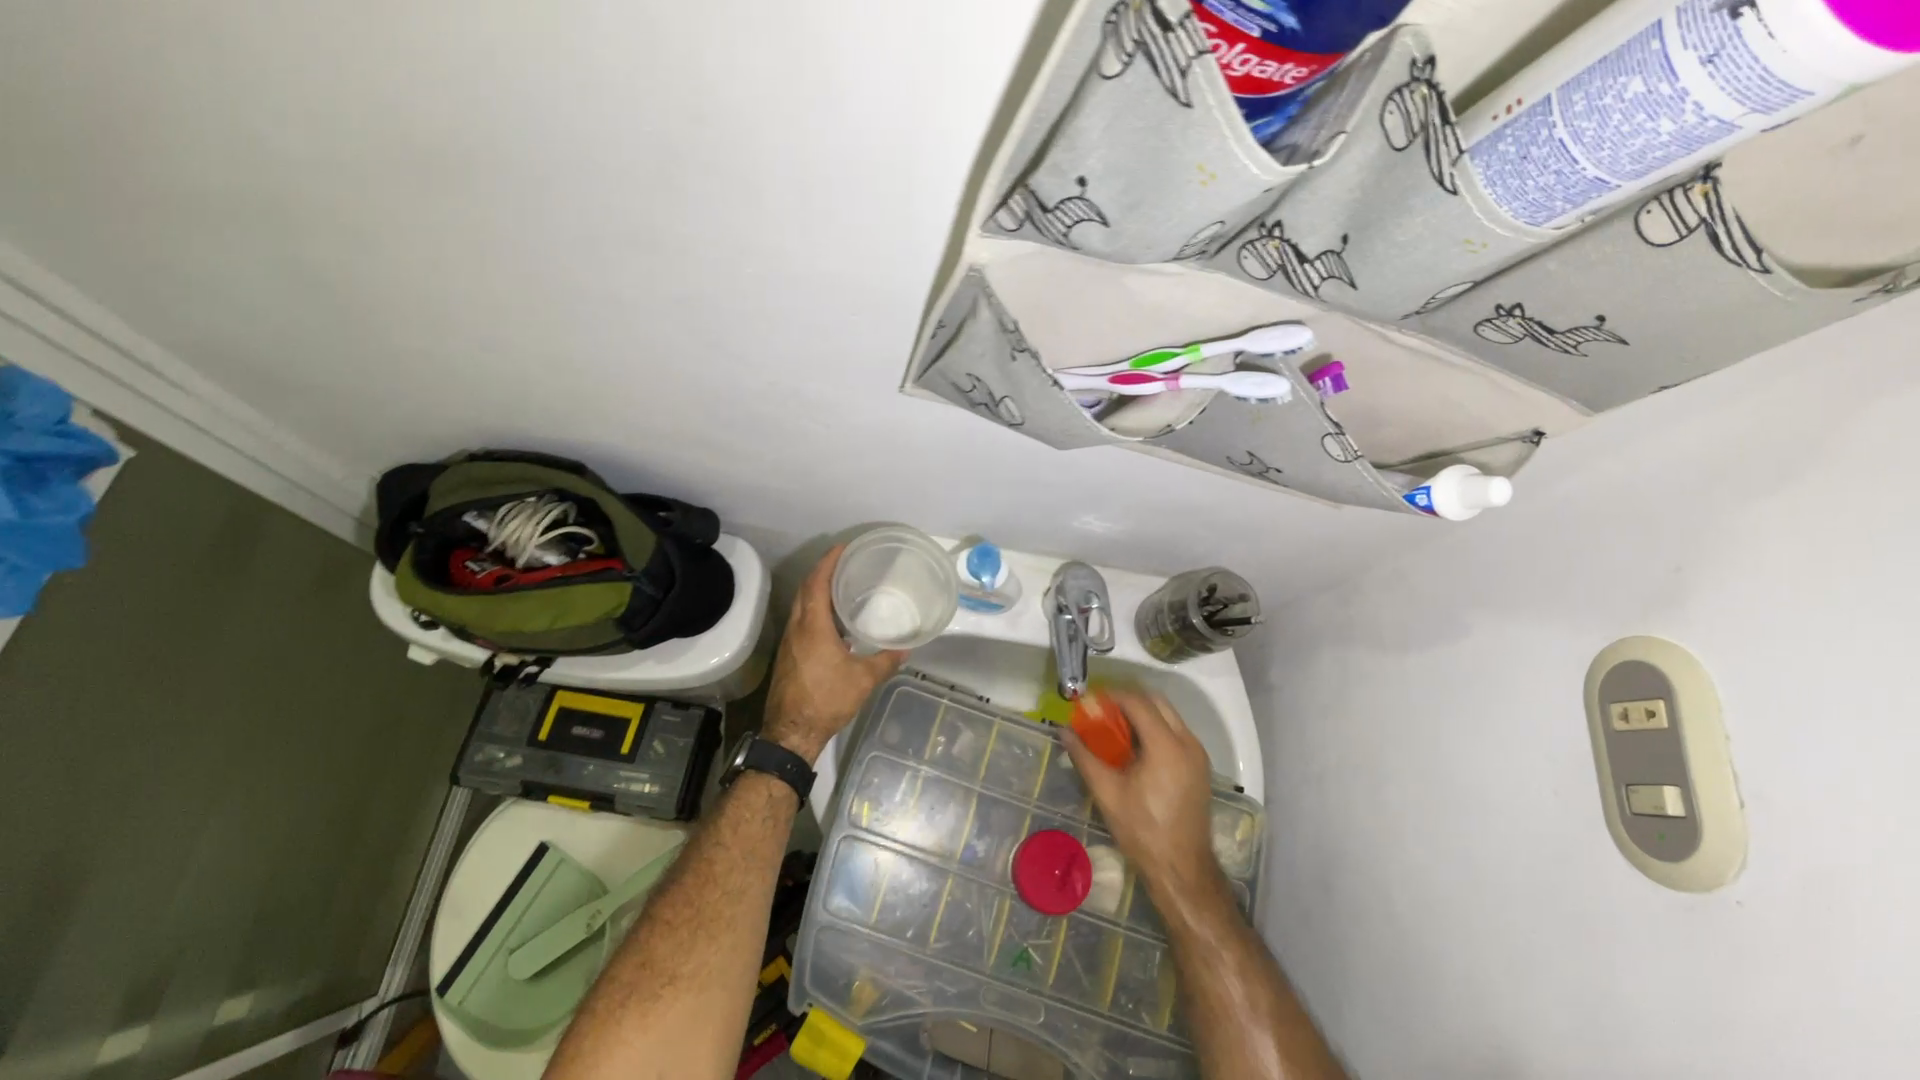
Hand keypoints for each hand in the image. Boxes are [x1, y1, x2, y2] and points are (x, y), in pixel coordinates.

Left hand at [761, 544, 907, 762]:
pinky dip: (814, 611)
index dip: (828, 561)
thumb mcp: (863, 680)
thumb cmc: (827, 700)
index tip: (842, 547)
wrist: (792, 731)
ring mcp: (789, 642)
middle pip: (805, 590)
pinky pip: (800, 622)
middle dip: (822, 572)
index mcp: (812, 626)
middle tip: (845, 563)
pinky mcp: (788, 655)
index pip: (816, 582)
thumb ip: (885, 661)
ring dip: (816, 592)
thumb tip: (905, 649)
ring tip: (841, 587)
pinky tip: (833, 622)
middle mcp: (796, 628)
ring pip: (800, 606)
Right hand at [1062, 690, 1220, 900]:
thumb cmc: (1142, 831)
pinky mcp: (1200, 767)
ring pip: (1170, 716)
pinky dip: (1156, 729)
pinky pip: (1177, 733)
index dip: (1112, 696)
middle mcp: (1187, 742)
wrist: (1182, 867)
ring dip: (1143, 714)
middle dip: (1128, 700)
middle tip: (1102, 711)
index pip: (1138, 703)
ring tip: (1115, 728)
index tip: (1090, 701)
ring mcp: (1198, 754)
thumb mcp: (1107, 793)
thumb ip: (1084, 757)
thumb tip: (1064, 732)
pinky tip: (1135, 748)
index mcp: (1165, 745)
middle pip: (1157, 702)